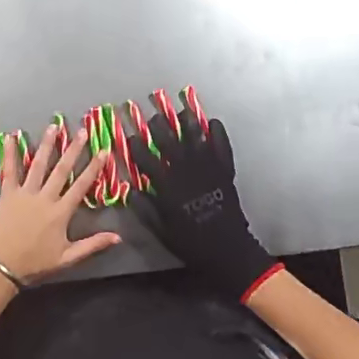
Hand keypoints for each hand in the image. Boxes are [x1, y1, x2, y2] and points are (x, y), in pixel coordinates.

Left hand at [0, 125, 120, 286]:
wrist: (3, 267)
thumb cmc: (36, 263)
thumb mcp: (68, 257)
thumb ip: (93, 244)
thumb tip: (118, 237)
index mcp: (61, 212)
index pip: (81, 185)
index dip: (93, 167)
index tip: (102, 151)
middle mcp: (45, 198)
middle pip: (62, 169)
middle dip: (73, 149)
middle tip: (82, 132)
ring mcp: (25, 194)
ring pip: (38, 165)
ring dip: (47, 145)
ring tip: (53, 127)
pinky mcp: (7, 195)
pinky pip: (9, 171)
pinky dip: (10, 153)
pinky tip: (10, 137)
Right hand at [129, 109, 279, 301]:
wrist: (227, 248)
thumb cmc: (191, 242)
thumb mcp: (161, 230)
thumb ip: (145, 209)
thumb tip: (131, 191)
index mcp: (167, 186)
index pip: (147, 159)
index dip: (137, 147)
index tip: (131, 138)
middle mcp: (185, 171)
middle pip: (169, 141)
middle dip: (158, 127)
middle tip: (153, 118)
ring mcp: (207, 168)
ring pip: (195, 137)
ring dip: (187, 122)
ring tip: (181, 110)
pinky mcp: (225, 170)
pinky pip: (221, 145)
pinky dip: (217, 132)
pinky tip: (212, 122)